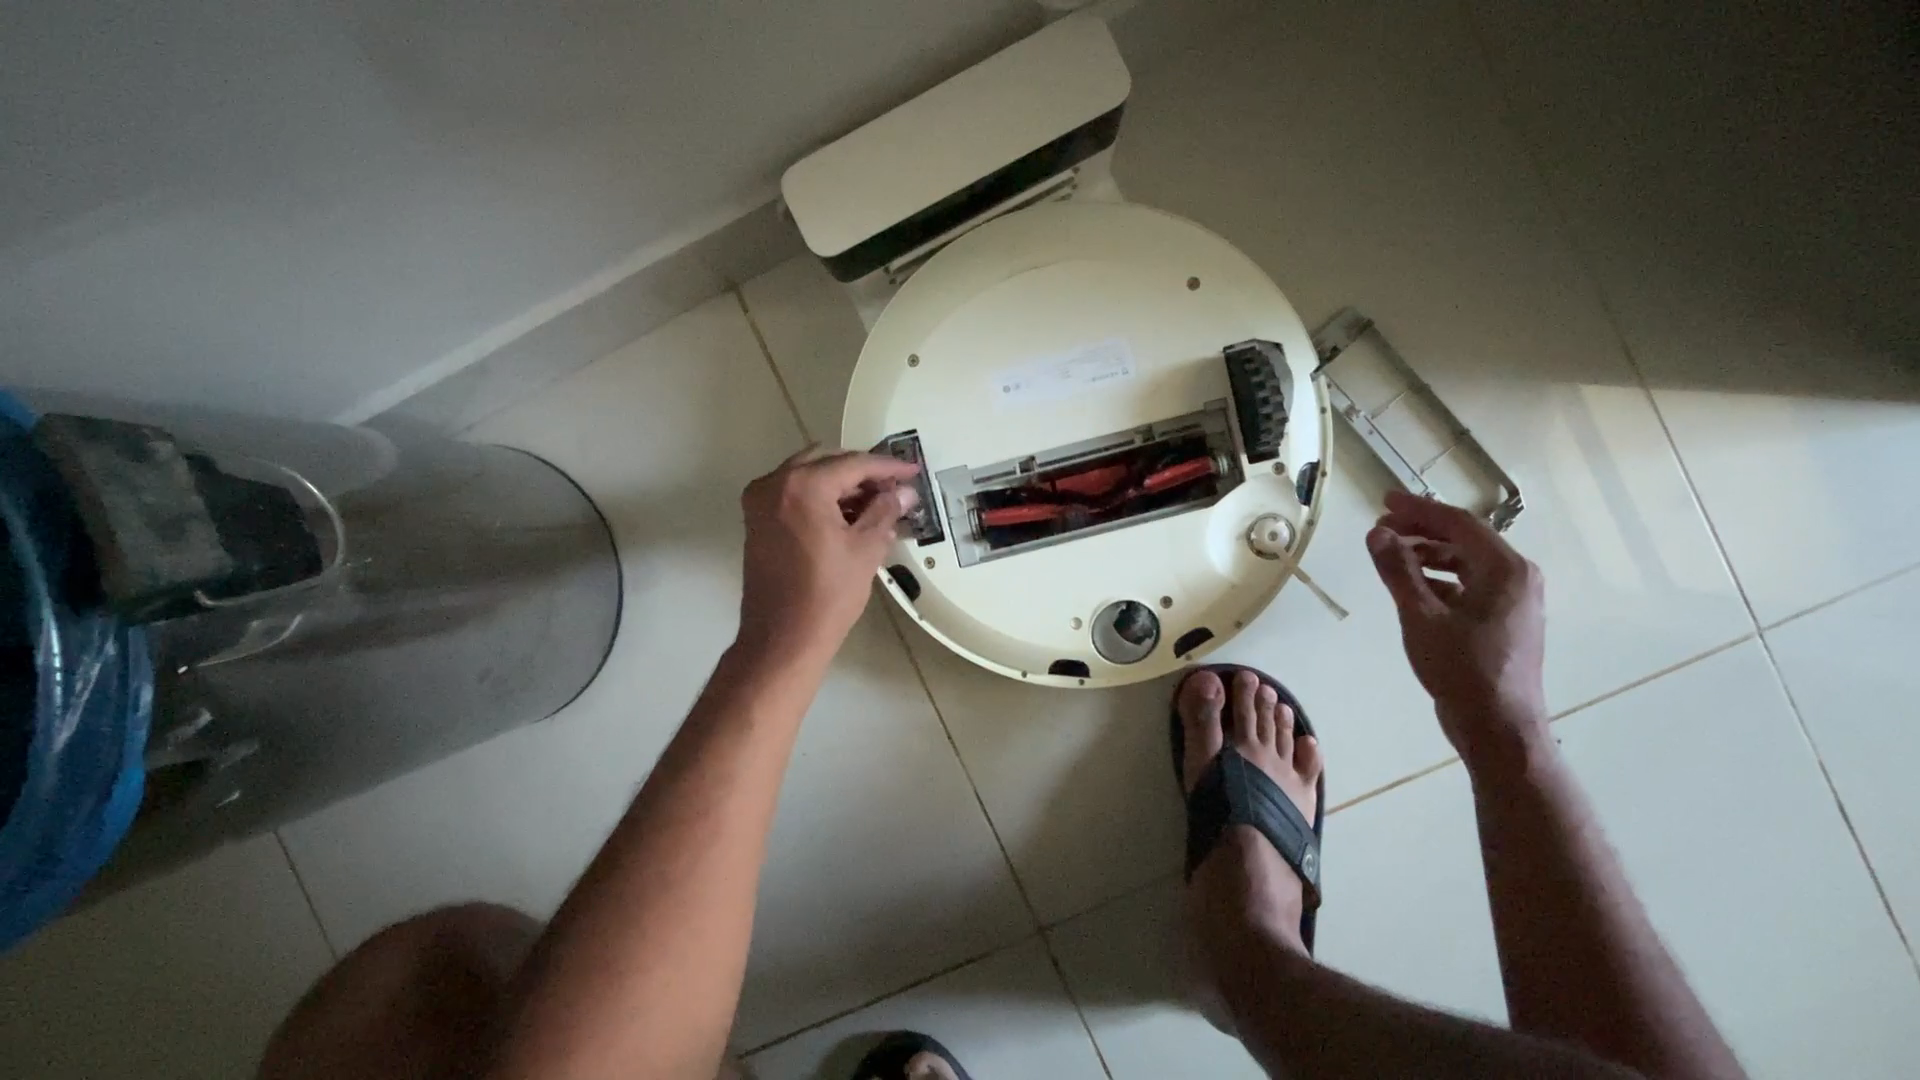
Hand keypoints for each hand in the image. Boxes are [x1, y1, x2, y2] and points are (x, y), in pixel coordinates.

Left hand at [737, 447, 921, 663]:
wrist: (782, 638)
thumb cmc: (828, 594)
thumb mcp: (865, 549)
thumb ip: (885, 511)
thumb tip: (904, 492)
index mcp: (803, 486)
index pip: (853, 463)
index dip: (887, 467)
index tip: (913, 471)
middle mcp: (774, 483)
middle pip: (827, 461)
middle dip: (861, 472)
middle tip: (893, 489)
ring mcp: (760, 501)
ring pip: (808, 475)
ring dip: (840, 484)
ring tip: (875, 505)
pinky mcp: (756, 520)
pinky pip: (792, 494)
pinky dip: (819, 497)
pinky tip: (847, 516)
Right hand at [1366, 490, 1547, 764]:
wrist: (1498, 727)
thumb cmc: (1462, 669)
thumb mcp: (1421, 616)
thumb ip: (1398, 571)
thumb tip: (1376, 533)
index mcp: (1506, 570)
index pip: (1459, 524)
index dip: (1419, 509)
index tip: (1383, 502)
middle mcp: (1517, 578)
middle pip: (1465, 540)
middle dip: (1421, 530)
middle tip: (1381, 527)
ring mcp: (1512, 602)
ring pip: (1466, 564)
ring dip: (1428, 554)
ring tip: (1391, 555)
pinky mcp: (1502, 622)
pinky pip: (1469, 586)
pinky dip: (1439, 580)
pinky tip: (1411, 588)